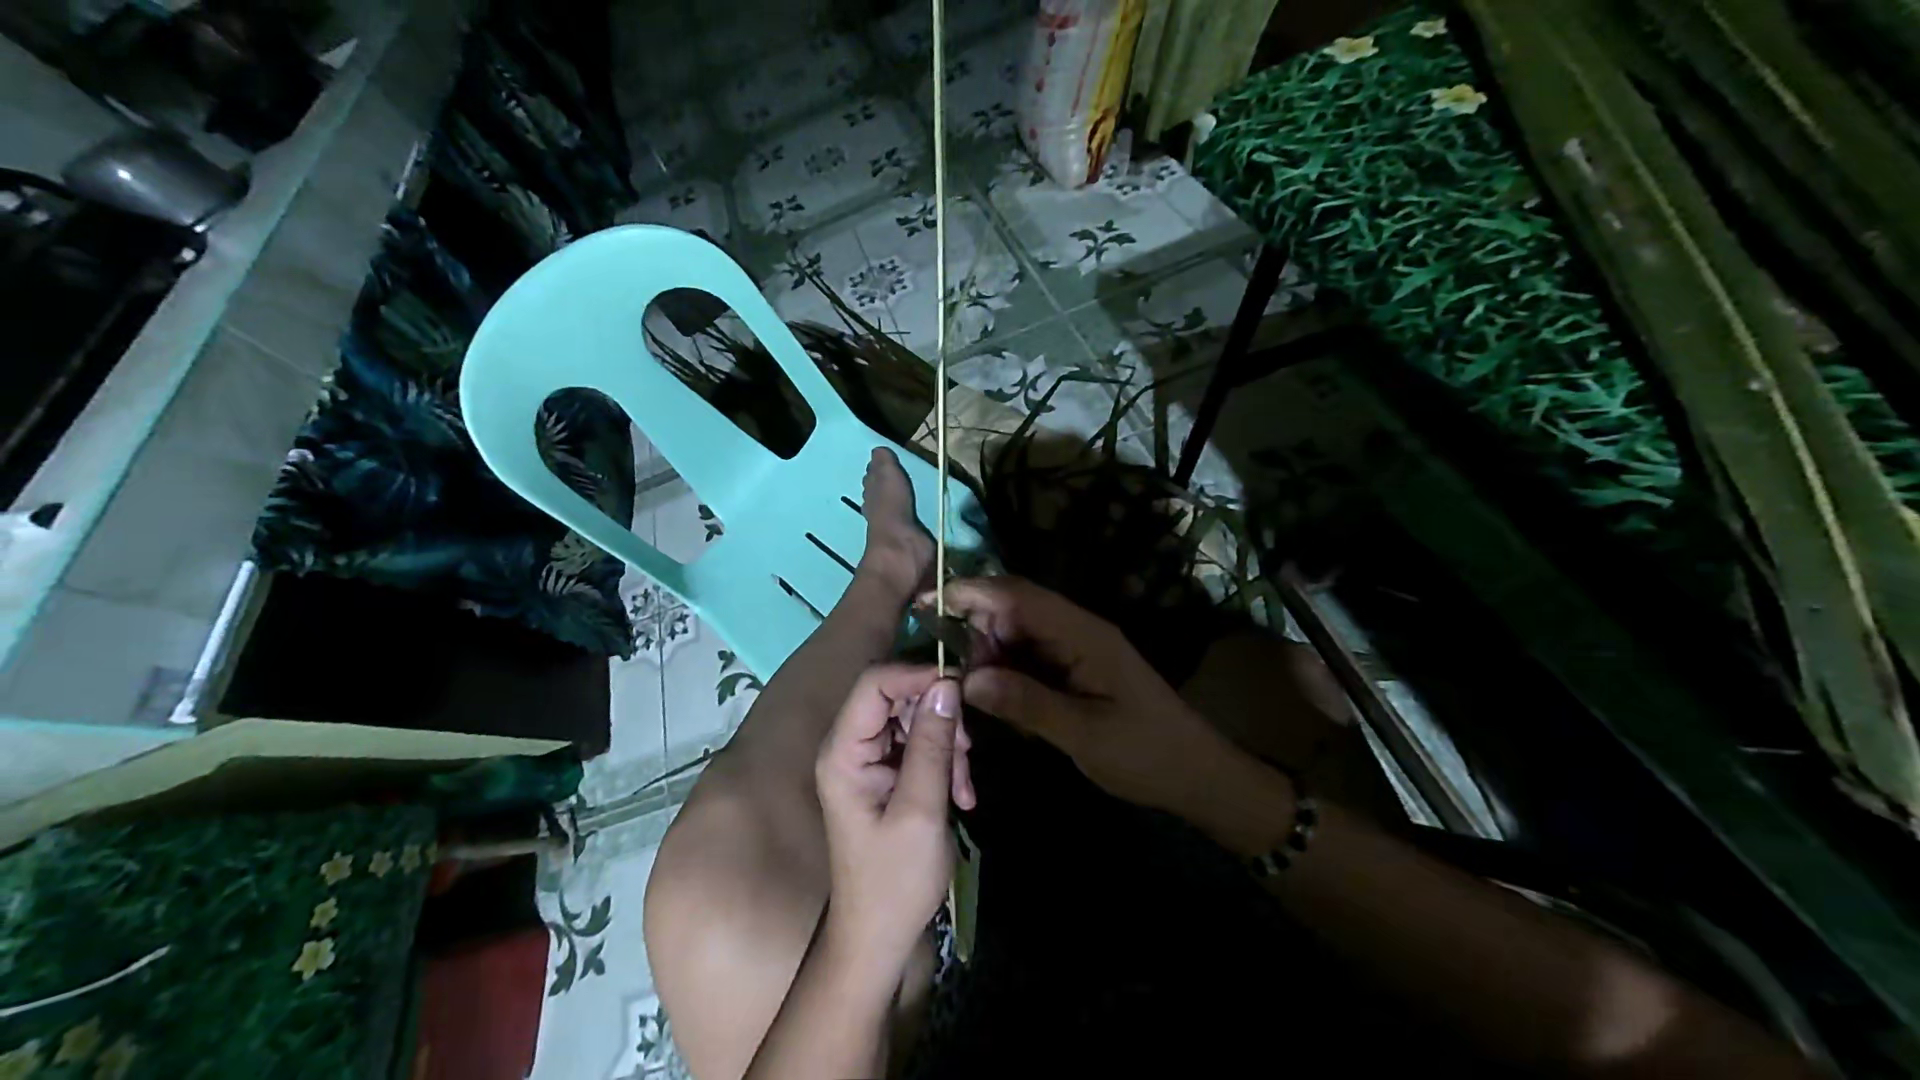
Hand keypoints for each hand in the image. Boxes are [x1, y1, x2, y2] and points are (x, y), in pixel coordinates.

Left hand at [814, 664, 974, 976]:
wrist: (879, 936)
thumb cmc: (894, 881)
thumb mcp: (921, 810)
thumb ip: (933, 744)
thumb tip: (948, 684)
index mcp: (842, 752)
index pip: (874, 683)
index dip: (916, 675)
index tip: (961, 687)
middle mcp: (850, 746)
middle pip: (897, 697)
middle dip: (938, 716)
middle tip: (968, 749)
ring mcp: (868, 759)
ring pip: (914, 718)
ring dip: (947, 742)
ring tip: (965, 785)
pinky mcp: (887, 772)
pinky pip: (919, 743)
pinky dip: (945, 760)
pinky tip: (962, 795)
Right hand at [934, 576, 1253, 825]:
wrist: (1197, 775)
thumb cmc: (1146, 753)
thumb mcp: (1084, 734)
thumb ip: (1027, 702)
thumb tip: (967, 679)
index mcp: (1083, 634)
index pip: (1019, 596)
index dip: (971, 592)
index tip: (927, 603)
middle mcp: (1076, 631)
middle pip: (1013, 610)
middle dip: (974, 629)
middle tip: (945, 668)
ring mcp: (1075, 650)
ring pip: (1017, 635)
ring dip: (988, 654)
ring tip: (964, 688)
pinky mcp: (1074, 670)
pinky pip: (1028, 659)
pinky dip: (1005, 673)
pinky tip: (994, 700)